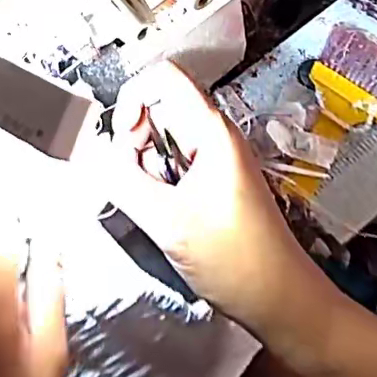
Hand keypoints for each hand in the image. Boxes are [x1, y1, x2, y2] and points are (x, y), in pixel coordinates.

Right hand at [85, 61, 328, 332]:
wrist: (281, 299)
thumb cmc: (239, 261)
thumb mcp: (169, 222)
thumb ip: (124, 183)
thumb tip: (96, 156)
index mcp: (211, 130)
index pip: (165, 76)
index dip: (134, 95)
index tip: (124, 134)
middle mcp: (214, 133)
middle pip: (159, 105)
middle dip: (135, 136)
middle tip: (134, 173)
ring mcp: (215, 154)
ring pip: (163, 134)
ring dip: (145, 161)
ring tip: (153, 199)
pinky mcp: (213, 176)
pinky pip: (174, 159)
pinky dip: (158, 177)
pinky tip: (164, 209)